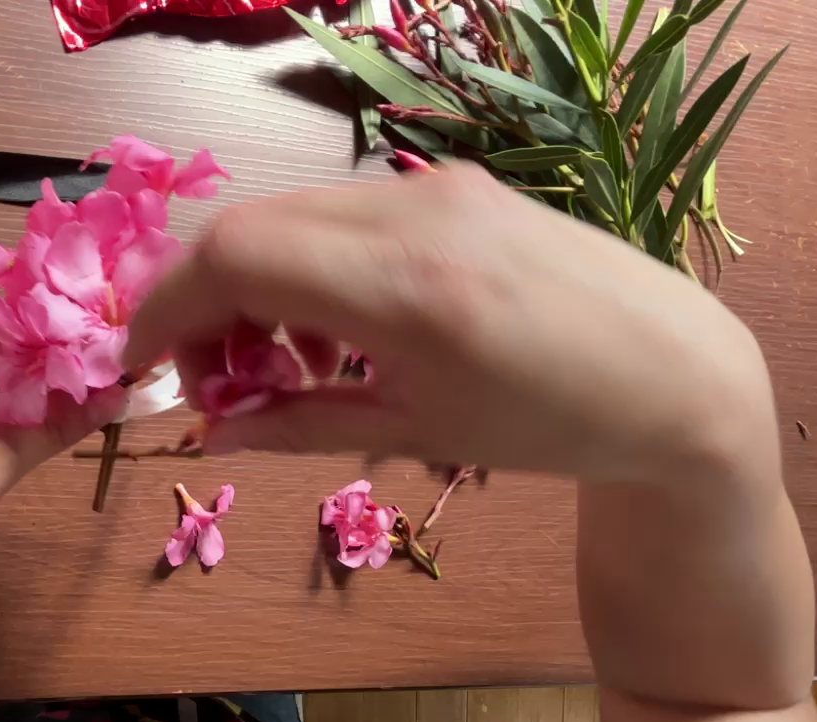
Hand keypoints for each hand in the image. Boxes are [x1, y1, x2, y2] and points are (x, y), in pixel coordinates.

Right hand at [123, 165, 777, 486]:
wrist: (675, 377)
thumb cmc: (547, 427)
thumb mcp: (412, 433)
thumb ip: (295, 426)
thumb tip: (209, 437)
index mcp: (404, 288)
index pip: (232, 258)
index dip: (165, 308)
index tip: (141, 366)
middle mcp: (413, 212)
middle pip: (245, 227)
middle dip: (201, 306)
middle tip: (215, 380)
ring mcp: (436, 190)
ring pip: (287, 218)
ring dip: (250, 289)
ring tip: (277, 365)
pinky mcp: (453, 189)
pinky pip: (338, 217)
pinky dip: (302, 272)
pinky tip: (330, 331)